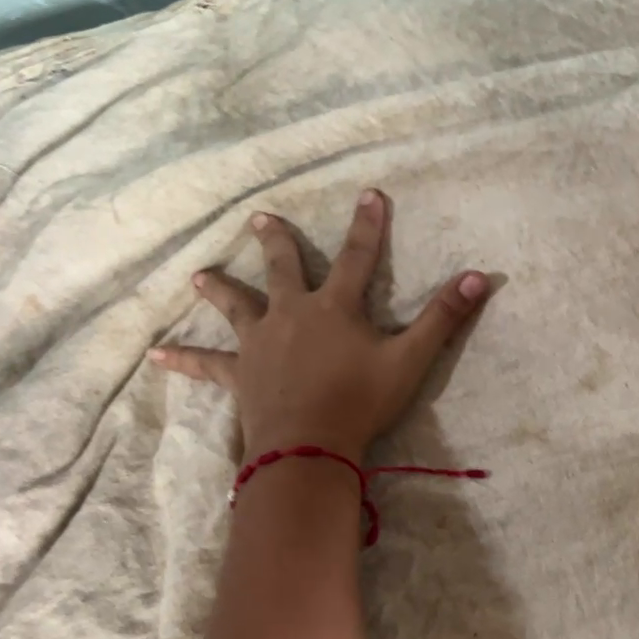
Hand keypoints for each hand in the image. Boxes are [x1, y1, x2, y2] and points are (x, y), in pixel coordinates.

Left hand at [152, 188, 490, 457]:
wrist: (309, 444)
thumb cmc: (362, 399)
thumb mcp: (412, 358)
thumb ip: (444, 317)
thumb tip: (480, 276)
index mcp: (334, 307)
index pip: (356, 257)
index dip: (367, 226)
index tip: (369, 194)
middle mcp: (292, 314)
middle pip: (282, 270)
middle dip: (275, 243)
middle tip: (259, 219)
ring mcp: (260, 343)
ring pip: (237, 308)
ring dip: (220, 290)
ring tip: (199, 276)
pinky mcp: (239, 375)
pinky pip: (207, 364)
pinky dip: (185, 359)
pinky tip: (157, 355)